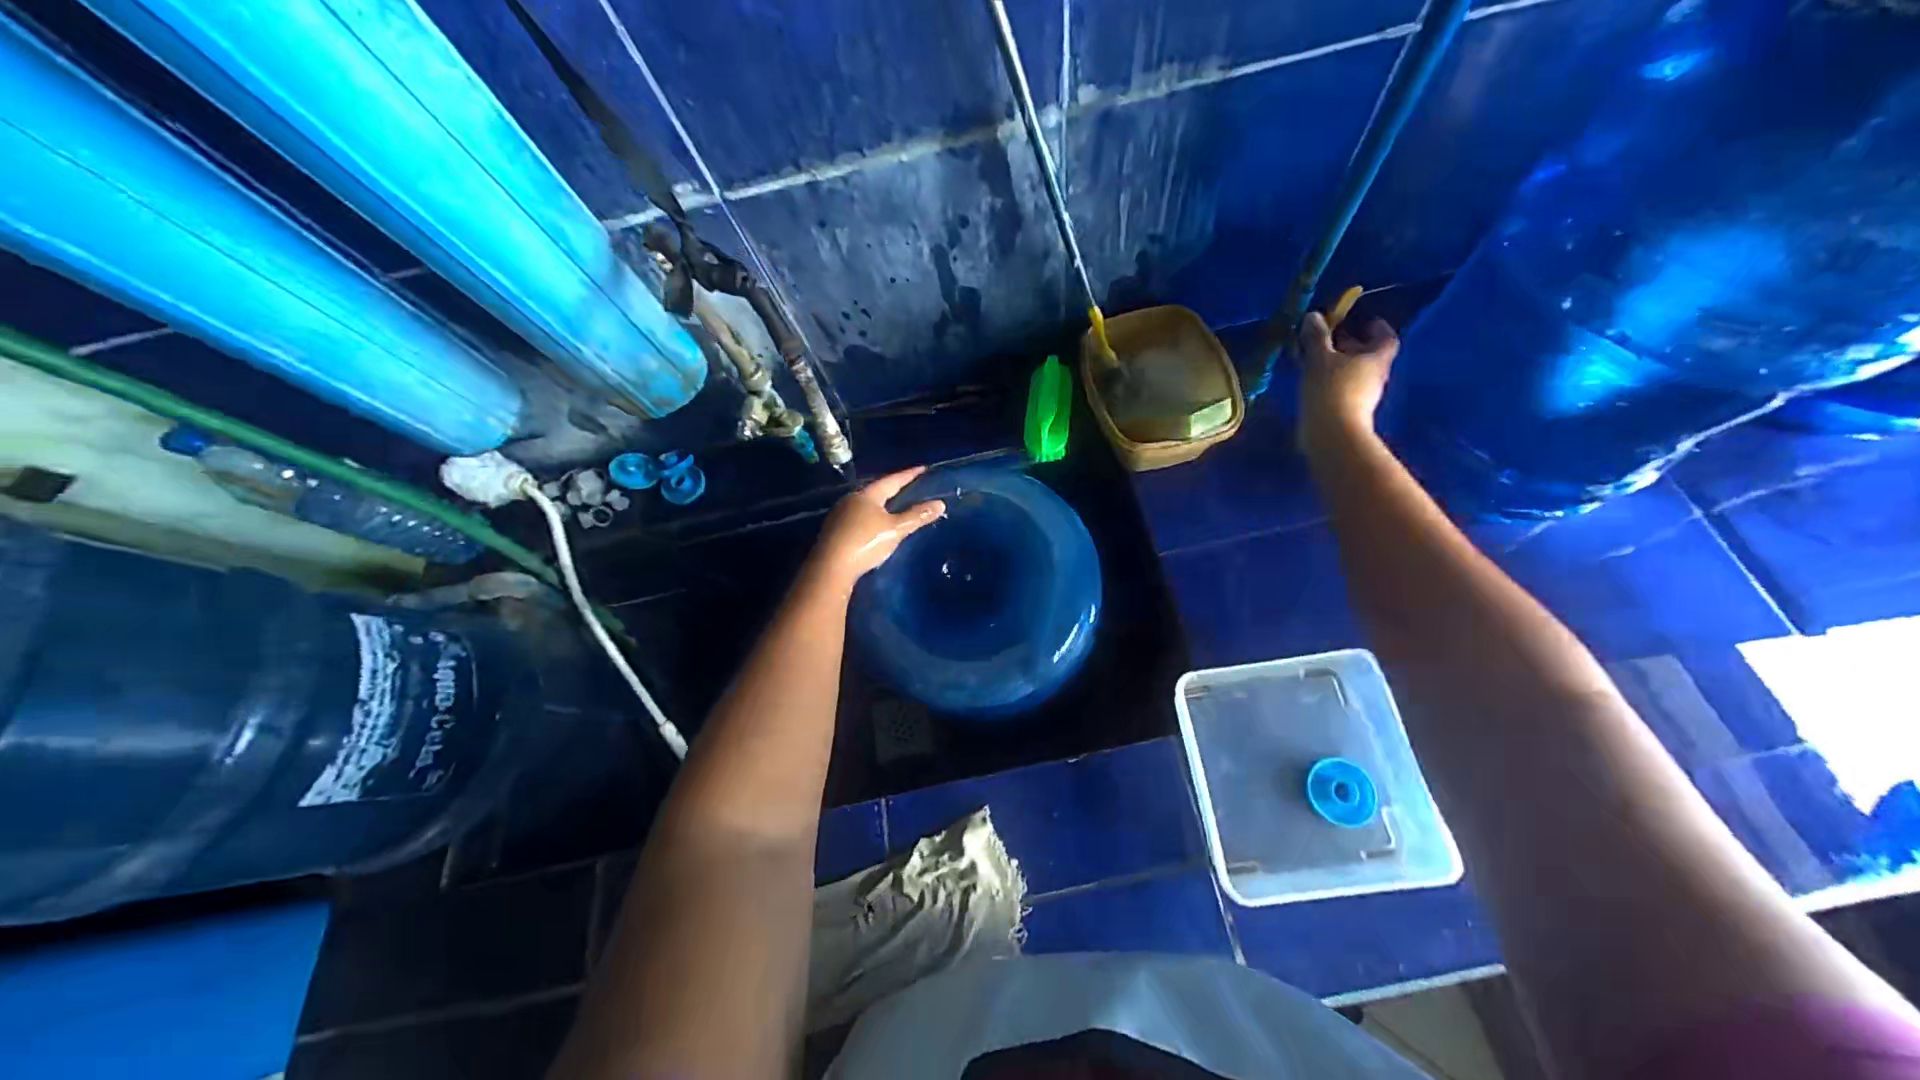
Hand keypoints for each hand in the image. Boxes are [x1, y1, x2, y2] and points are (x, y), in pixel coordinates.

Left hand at [808, 467, 945, 585]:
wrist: (831, 567)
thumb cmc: (866, 542)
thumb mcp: (895, 530)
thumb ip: (917, 516)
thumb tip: (940, 504)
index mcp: (867, 495)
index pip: (892, 480)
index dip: (909, 475)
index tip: (923, 468)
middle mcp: (851, 500)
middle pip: (877, 491)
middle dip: (893, 489)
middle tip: (910, 486)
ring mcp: (840, 515)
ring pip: (865, 505)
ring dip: (881, 504)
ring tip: (895, 506)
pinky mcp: (834, 531)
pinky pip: (858, 517)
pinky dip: (871, 517)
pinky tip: (875, 525)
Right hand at [1297, 310, 1398, 449]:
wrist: (1331, 434)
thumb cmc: (1330, 389)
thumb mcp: (1319, 358)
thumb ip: (1316, 336)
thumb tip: (1313, 316)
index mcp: (1377, 358)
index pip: (1386, 337)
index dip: (1377, 327)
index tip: (1364, 321)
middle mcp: (1376, 375)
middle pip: (1369, 354)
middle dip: (1352, 344)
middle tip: (1331, 338)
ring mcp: (1364, 396)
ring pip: (1354, 372)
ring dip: (1339, 364)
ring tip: (1317, 360)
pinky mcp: (1350, 411)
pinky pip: (1343, 388)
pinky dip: (1332, 381)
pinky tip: (1314, 382)